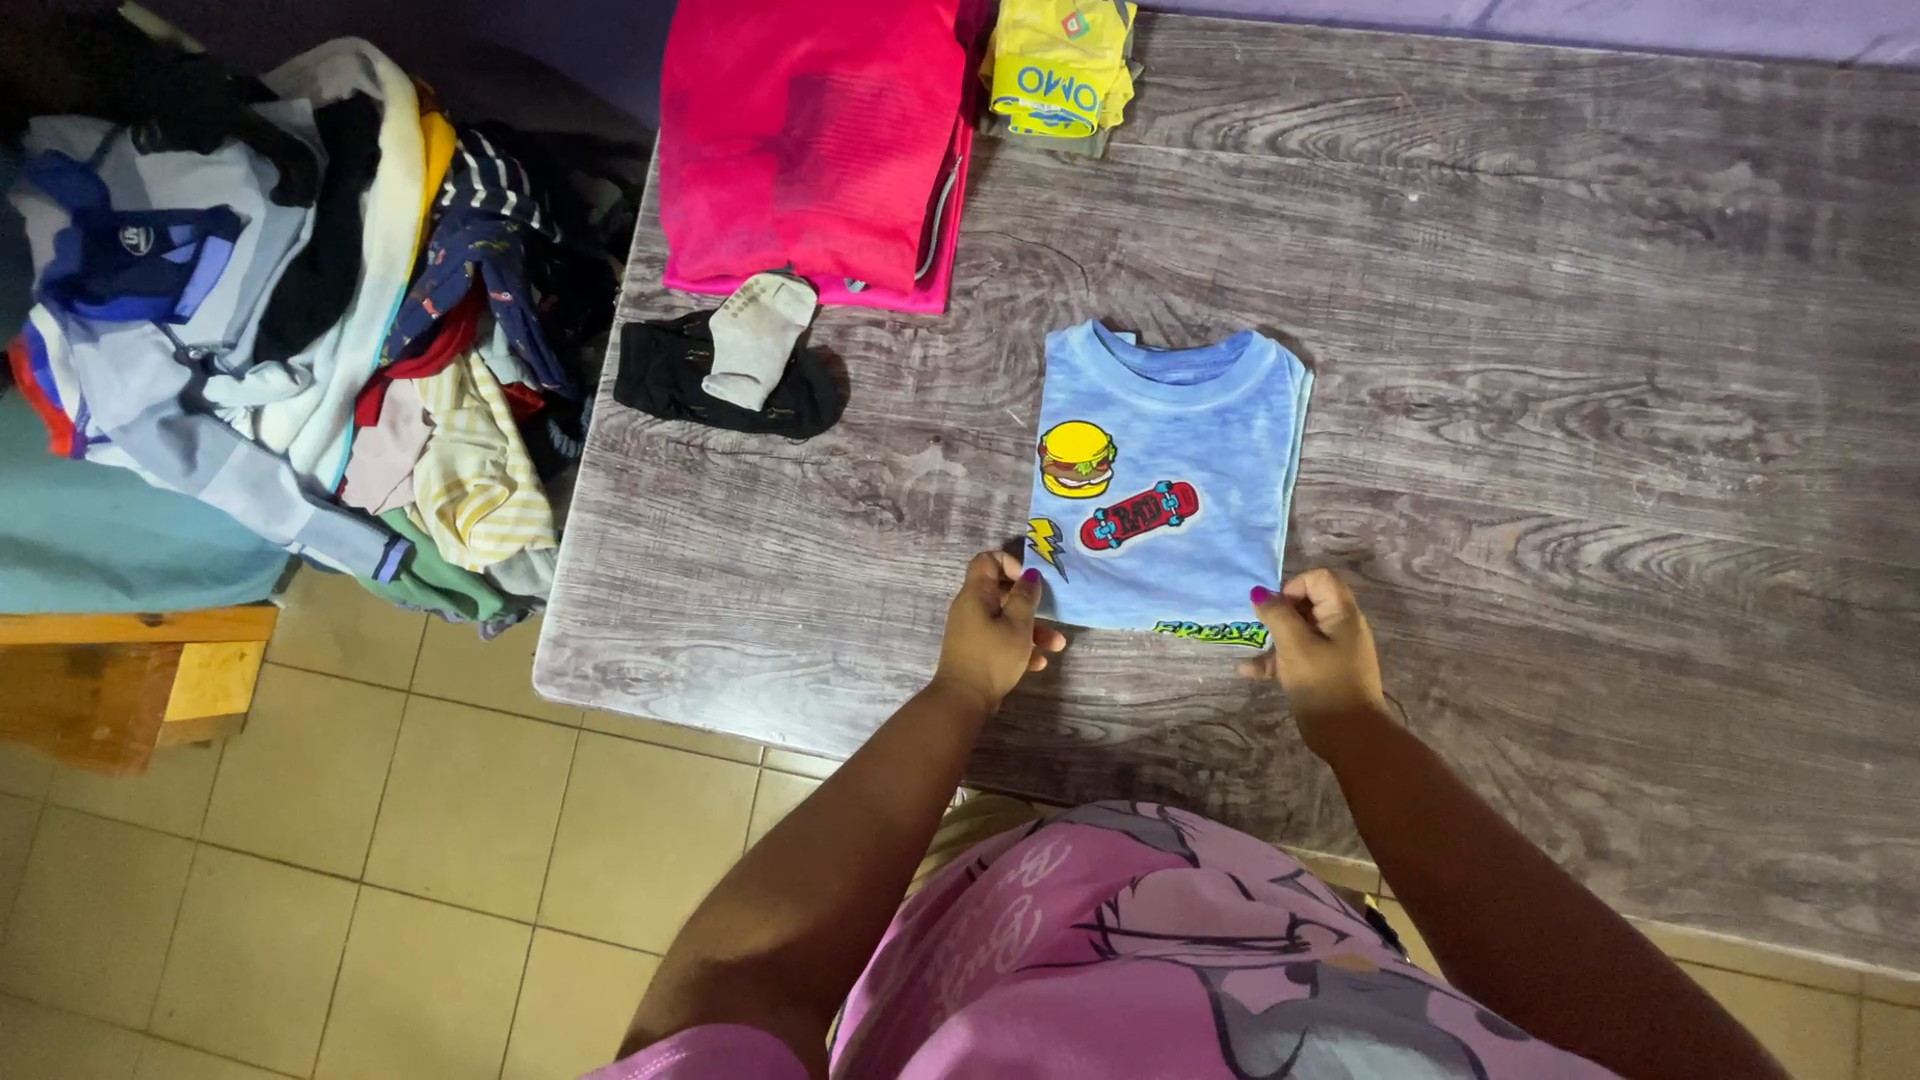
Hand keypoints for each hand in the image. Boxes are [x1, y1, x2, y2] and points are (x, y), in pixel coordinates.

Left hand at [931, 551, 1067, 714]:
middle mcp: (971, 607)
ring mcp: (972, 630)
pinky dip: (1019, 647)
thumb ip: (1026, 597)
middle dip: (1030, 602)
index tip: (1028, 580)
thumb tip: (1029, 575)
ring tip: (1057, 645)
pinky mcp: (976, 650)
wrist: (964, 699)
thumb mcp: (1017, 624)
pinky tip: (1039, 664)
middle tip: (1049, 609)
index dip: (1009, 562)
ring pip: (1005, 619)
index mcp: (976, 593)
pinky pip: (1000, 639)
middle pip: (1001, 592)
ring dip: (1032, 630)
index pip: (986, 560)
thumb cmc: (992, 656)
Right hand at [1240, 569, 1390, 758]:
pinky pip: (1296, 653)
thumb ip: (1276, 614)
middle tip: (1264, 629)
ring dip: (1273, 638)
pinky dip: (1276, 659)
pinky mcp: (1321, 669)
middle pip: (1307, 602)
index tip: (1278, 609)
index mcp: (1342, 614)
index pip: (1319, 579)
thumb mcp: (1294, 645)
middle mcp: (1340, 627)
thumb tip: (1259, 593)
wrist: (1348, 735)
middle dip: (1279, 613)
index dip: (1294, 587)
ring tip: (1254, 654)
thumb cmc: (1323, 683)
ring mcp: (1331, 649)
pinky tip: (1251, 673)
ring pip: (1298, 629)